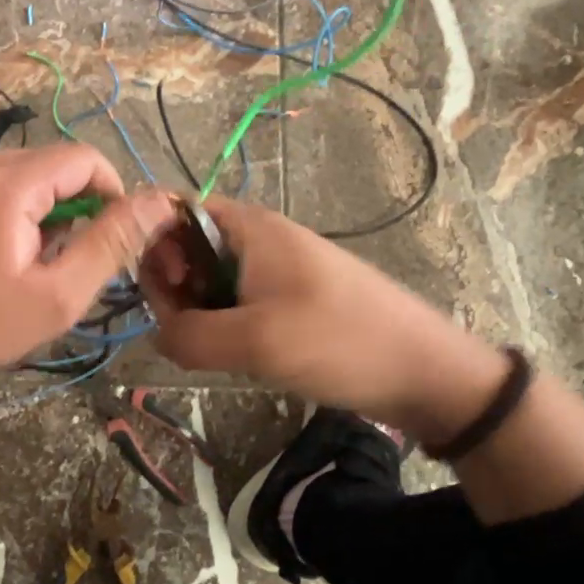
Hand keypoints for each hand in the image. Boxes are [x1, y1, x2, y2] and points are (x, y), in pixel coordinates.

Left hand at [0, 145, 177, 425]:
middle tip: (58, 260)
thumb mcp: (58, 295)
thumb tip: (159, 202)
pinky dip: (2, 206)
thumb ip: (111, 242)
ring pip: (16, 173)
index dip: (109, 193)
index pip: (84, 158)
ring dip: (35, 207)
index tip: (106, 238)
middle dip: (69, 204)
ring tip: (21, 260)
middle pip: (48, 164)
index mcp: (6, 183)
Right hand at [139, 197, 506, 441]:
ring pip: (210, 277)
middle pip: (187, 245)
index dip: (153, 242)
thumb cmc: (340, 341)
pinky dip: (223, 321)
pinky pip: (236, 299)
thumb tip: (157, 334)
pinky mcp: (290, 299)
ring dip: (197, 308)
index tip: (160, 288)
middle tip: (181, 328)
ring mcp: (276, 269)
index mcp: (249, 227)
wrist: (430, 374)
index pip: (174, 209)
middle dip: (172, 283)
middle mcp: (259, 238)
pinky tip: (233, 353)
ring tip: (208, 347)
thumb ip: (189, 335)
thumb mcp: (254, 341)